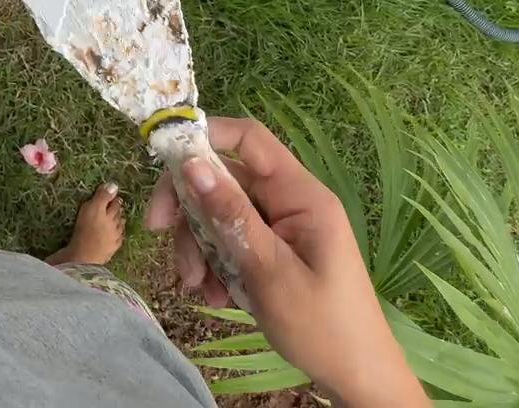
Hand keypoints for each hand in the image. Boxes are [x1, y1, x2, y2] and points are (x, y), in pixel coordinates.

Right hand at [146, 117, 425, 407]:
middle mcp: (288, 200)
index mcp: (299, 194)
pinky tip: (215, 294)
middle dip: (189, 206)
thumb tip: (189, 163)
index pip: (248, 138)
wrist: (360, 384)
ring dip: (198, 243)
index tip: (165, 159)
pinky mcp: (272, 248)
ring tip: (196, 284)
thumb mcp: (269, 271)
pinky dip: (214, 262)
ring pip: (219, 211)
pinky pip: (229, 238)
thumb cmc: (323, 327)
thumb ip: (230, 215)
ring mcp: (279, 225)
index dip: (205, 135)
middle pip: (222, 178)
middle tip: (157, 230)